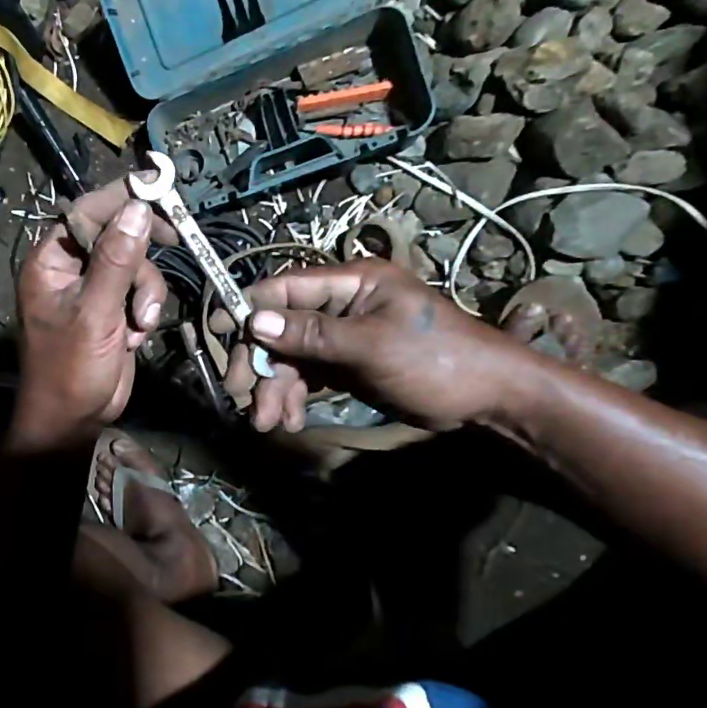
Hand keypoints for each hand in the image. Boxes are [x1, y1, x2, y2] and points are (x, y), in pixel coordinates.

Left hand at [9, 180, 174, 451]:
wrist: (74, 420)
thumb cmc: (70, 369)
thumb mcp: (94, 312)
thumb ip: (117, 261)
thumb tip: (137, 209)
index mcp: (52, 261)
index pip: (87, 213)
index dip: (121, 197)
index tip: (157, 185)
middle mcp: (72, 269)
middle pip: (120, 237)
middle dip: (142, 260)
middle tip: (176, 240)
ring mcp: (96, 290)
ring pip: (138, 267)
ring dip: (147, 296)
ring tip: (138, 327)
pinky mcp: (115, 310)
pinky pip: (142, 293)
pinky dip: (145, 313)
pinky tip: (135, 337)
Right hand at [222, 259, 530, 432]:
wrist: (486, 397)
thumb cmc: (436, 359)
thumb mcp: (372, 345)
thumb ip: (314, 334)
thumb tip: (257, 321)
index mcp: (351, 283)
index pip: (287, 288)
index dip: (251, 308)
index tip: (220, 332)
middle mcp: (341, 304)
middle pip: (282, 328)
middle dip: (263, 364)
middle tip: (243, 397)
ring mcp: (343, 336)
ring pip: (292, 357)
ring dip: (277, 389)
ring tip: (270, 423)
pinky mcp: (346, 364)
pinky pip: (308, 376)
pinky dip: (295, 397)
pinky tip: (290, 420)